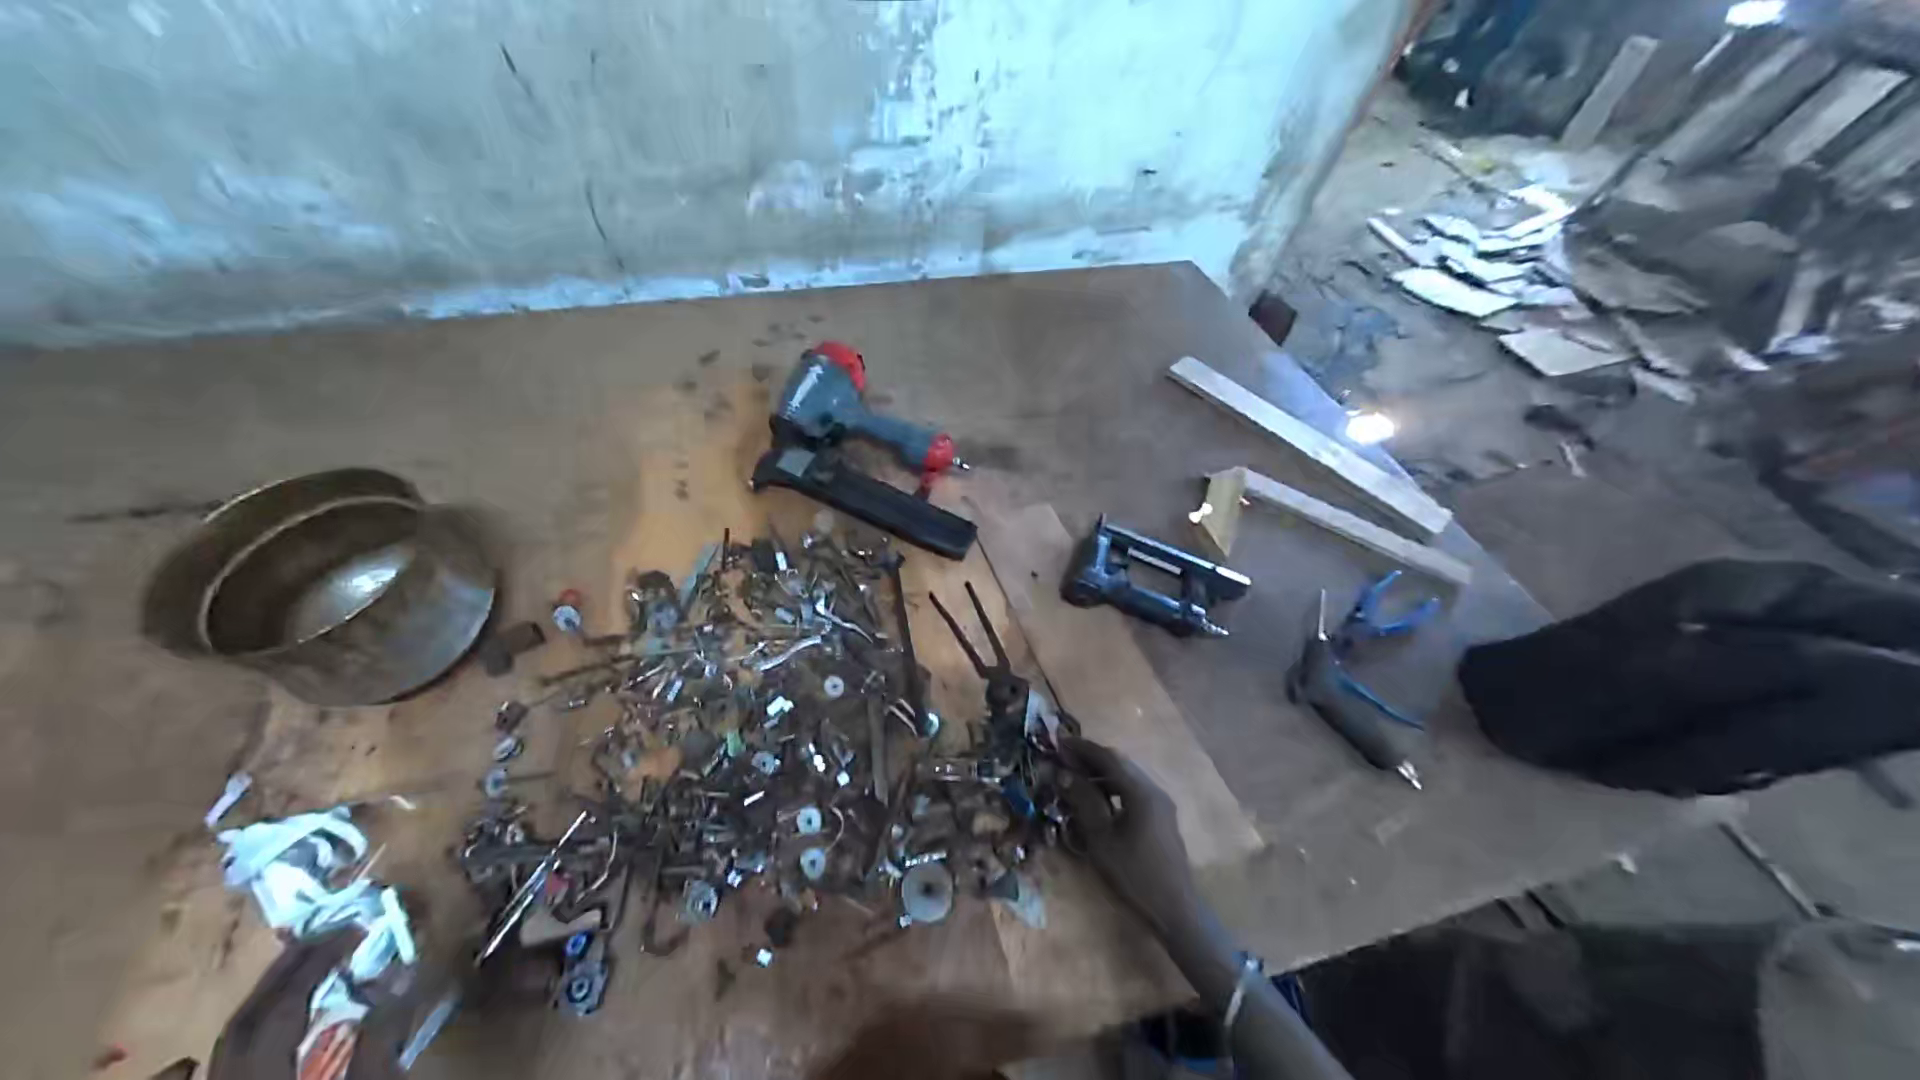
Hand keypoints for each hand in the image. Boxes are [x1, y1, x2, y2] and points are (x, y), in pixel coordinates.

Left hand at [209, 933, 411, 1079]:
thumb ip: (380, 1046)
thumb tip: (394, 979)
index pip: (276, 1016)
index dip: (314, 966)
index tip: (356, 928)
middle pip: (241, 1029)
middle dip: (287, 973)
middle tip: (332, 932)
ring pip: (218, 1053)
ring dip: (260, 1002)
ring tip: (299, 966)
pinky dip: (214, 1059)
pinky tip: (219, 1047)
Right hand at [1059, 736, 1197, 935]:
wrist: (1176, 910)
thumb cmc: (1134, 874)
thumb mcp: (1101, 839)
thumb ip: (1084, 801)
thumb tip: (1064, 774)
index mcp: (1140, 791)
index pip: (1108, 757)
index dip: (1082, 748)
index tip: (1059, 741)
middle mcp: (1154, 789)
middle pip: (1120, 763)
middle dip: (1091, 757)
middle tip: (1064, 759)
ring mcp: (1162, 803)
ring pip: (1128, 776)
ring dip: (1102, 772)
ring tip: (1077, 778)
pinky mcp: (1163, 816)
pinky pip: (1135, 790)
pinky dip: (1114, 786)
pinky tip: (1099, 799)